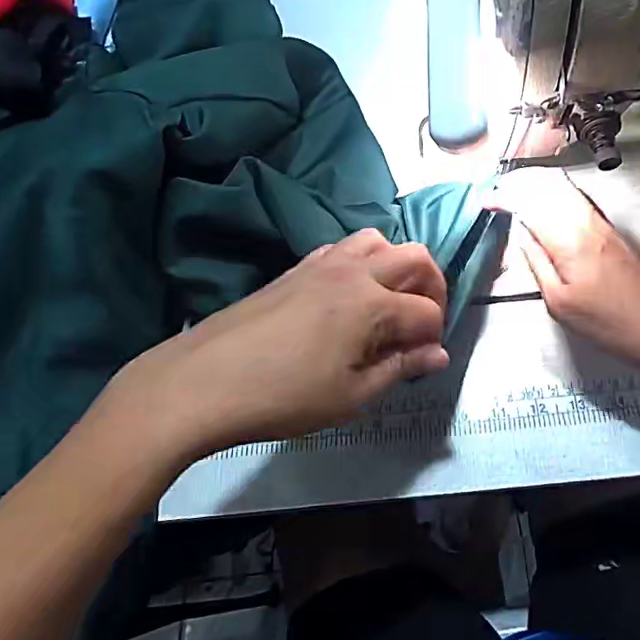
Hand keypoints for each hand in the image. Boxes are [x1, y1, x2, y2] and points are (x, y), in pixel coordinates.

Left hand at [90, 229, 450, 463]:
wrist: (202, 382)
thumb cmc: (284, 397)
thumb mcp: (351, 396)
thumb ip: (400, 369)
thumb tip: (437, 354)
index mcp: (373, 304)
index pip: (426, 311)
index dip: (434, 337)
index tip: (422, 362)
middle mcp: (354, 272)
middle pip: (414, 257)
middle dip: (432, 286)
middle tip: (421, 323)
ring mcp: (322, 264)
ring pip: (377, 241)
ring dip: (396, 266)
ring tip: (387, 303)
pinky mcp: (295, 268)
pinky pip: (342, 248)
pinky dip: (360, 263)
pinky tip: (346, 298)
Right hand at [494, 168, 639, 377]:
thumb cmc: (610, 324)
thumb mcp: (559, 302)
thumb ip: (537, 263)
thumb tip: (522, 237)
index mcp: (570, 239)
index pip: (530, 205)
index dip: (505, 198)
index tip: (488, 200)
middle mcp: (588, 223)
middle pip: (549, 189)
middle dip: (520, 186)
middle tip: (500, 194)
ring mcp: (605, 226)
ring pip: (566, 192)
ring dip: (539, 188)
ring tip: (518, 195)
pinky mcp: (615, 233)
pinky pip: (580, 203)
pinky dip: (558, 197)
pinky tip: (551, 207)